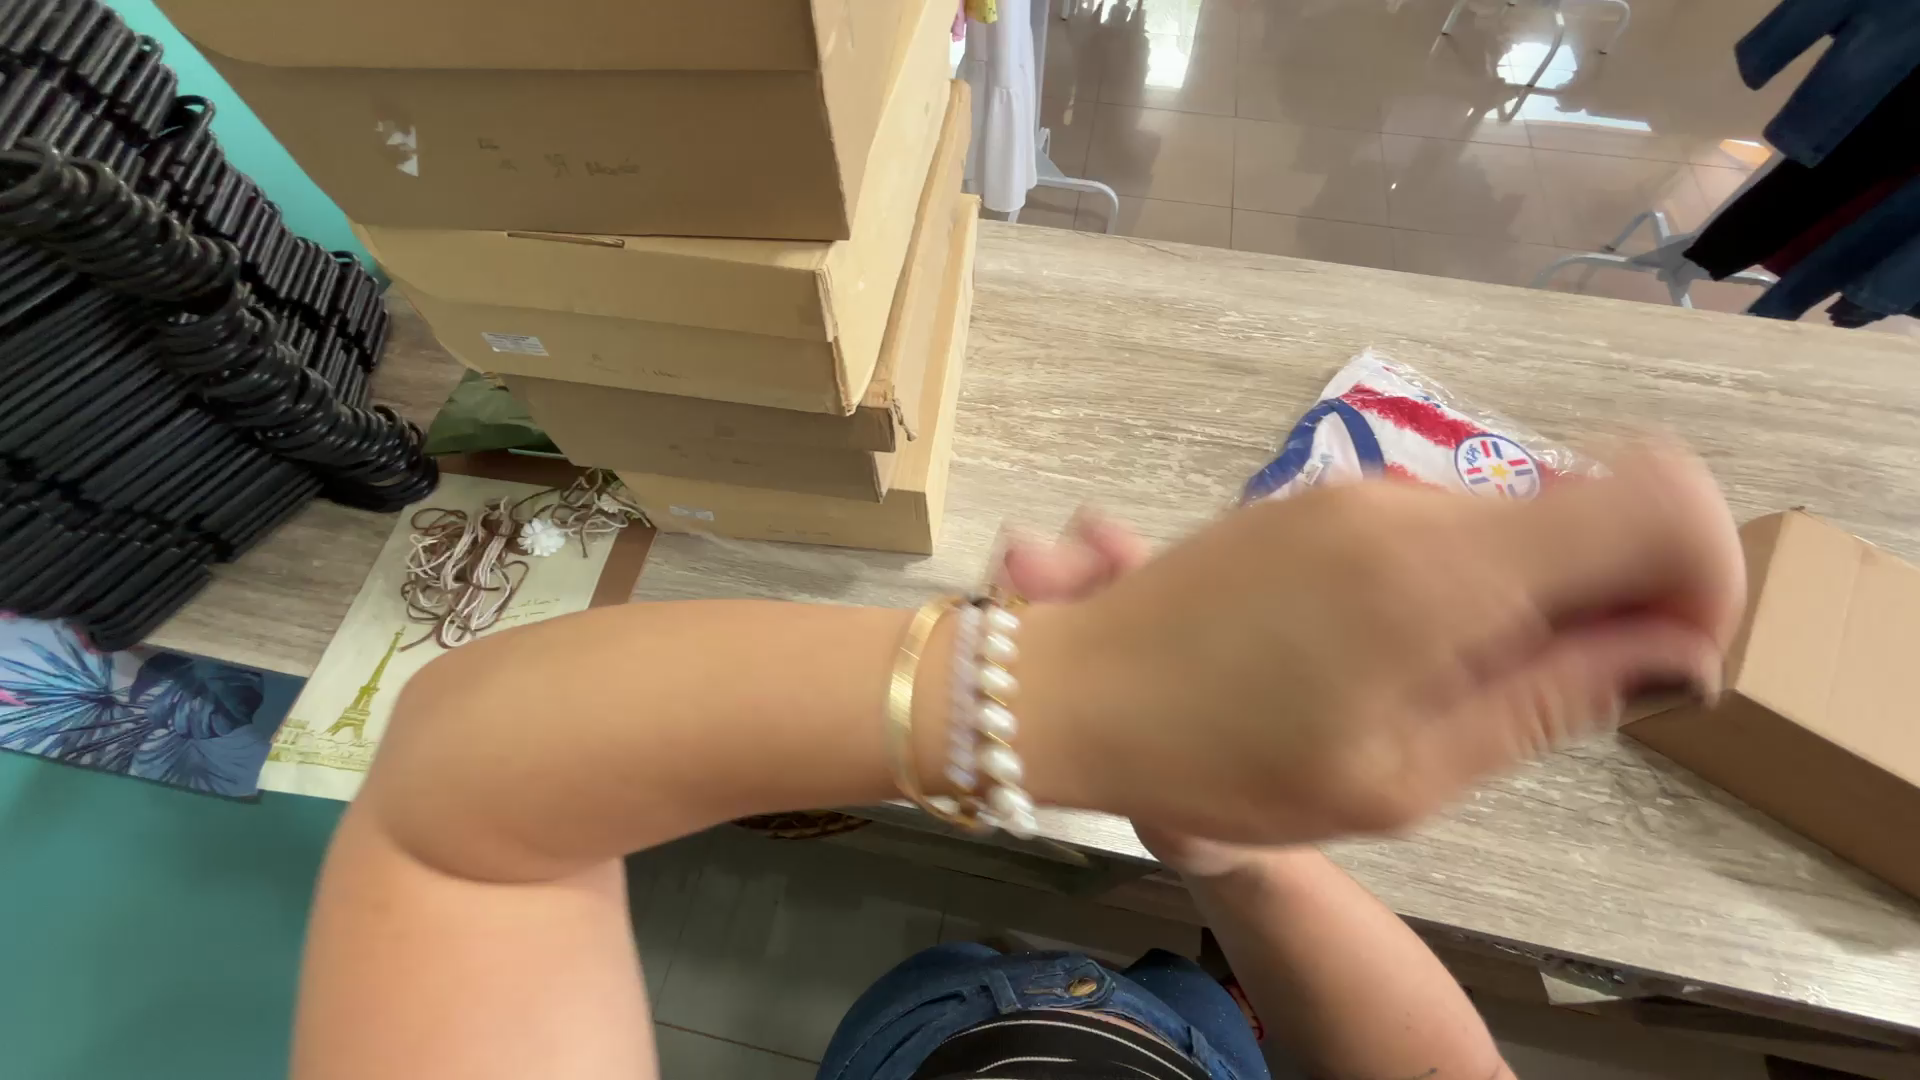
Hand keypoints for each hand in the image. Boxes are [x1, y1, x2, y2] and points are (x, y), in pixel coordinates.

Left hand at [1015, 445, 1745, 846]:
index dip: (1688, 577)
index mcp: (1442, 565)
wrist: (1073, 691)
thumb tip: (1665, 646)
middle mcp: (1395, 502)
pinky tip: (1354, 655)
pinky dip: (1426, 585)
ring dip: (1495, 600)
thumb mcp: (1401, 774)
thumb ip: (1543, 700)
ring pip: (1481, 527)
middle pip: (1565, 514)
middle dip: (1581, 602)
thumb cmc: (1220, 759)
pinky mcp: (1287, 508)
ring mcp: (1330, 495)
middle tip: (1505, 701)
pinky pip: (1405, 531)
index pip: (1655, 499)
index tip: (1643, 660)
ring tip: (1410, 690)